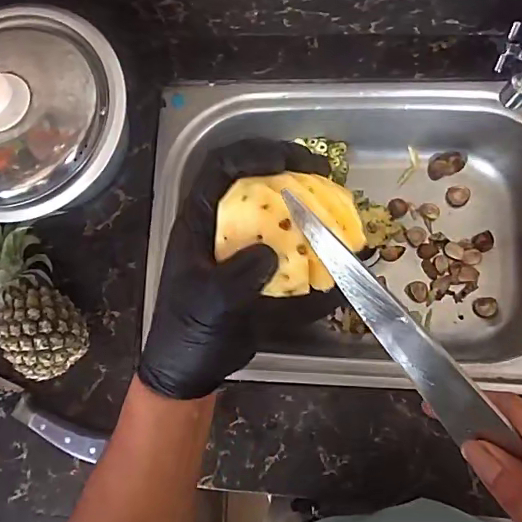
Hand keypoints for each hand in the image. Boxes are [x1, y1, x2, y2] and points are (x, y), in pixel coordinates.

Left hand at [138, 140, 342, 399]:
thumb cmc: (189, 332)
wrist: (189, 367)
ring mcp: (239, 246)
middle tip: (323, 174)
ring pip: (272, 207)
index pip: (222, 168)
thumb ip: (237, 276)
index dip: (256, 153)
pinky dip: (311, 242)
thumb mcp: (210, 304)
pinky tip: (332, 248)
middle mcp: (220, 225)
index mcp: (199, 222)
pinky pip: (286, 244)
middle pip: (252, 179)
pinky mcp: (256, 267)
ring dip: (303, 200)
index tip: (292, 161)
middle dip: (288, 168)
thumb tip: (272, 252)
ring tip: (333, 202)